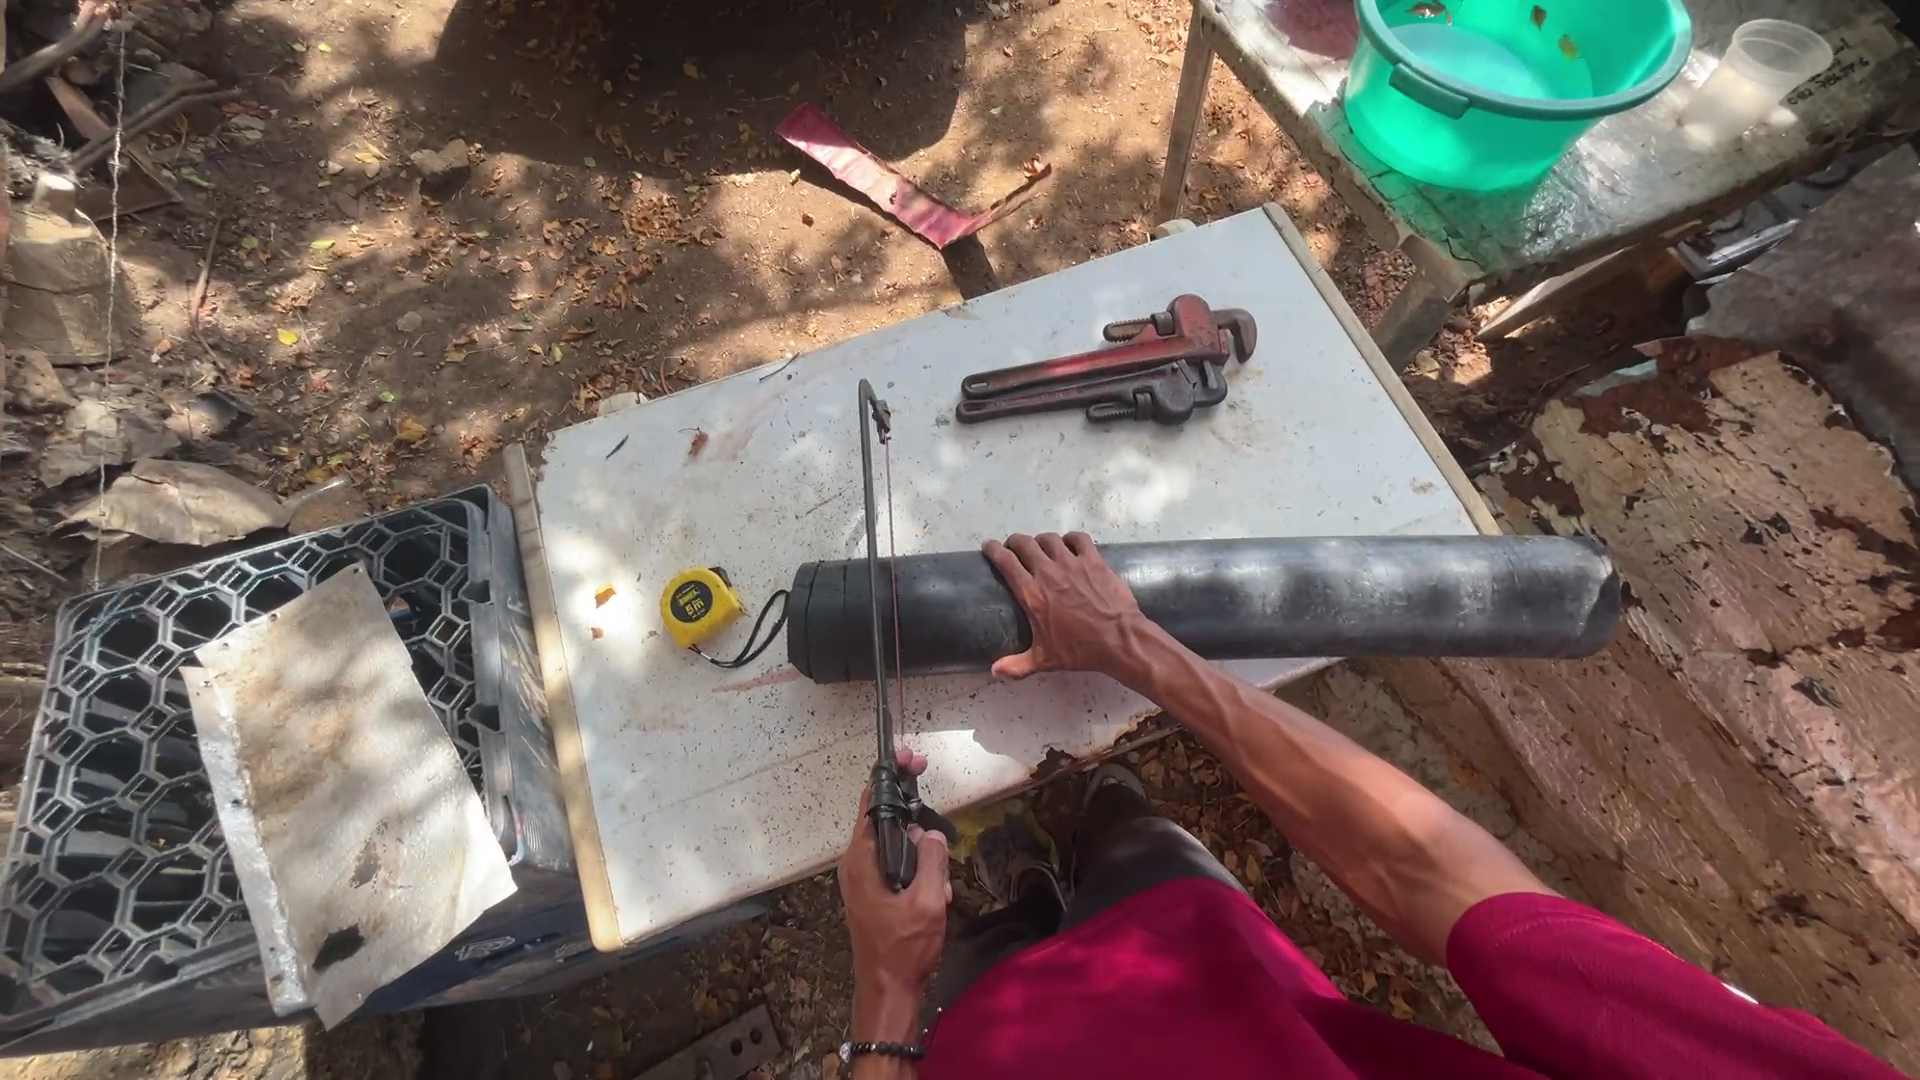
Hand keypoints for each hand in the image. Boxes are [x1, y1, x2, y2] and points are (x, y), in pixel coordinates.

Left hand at [838, 748, 950, 1027]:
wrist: (889, 995)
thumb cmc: (904, 949)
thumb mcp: (927, 902)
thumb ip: (931, 859)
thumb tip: (930, 829)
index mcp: (861, 860)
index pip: (872, 804)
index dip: (891, 777)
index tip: (910, 759)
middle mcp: (857, 864)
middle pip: (884, 819)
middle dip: (913, 813)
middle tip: (936, 811)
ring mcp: (864, 879)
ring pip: (895, 844)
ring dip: (921, 852)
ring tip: (938, 885)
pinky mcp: (875, 893)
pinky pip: (897, 865)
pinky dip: (918, 870)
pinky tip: (936, 894)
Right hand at [982, 532, 1146, 678]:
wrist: (1119, 639)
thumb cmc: (1080, 649)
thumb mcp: (1045, 659)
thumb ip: (1017, 665)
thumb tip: (994, 671)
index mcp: (1032, 593)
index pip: (1006, 561)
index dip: (994, 550)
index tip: (989, 546)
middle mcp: (1048, 572)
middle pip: (1024, 544)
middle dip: (1015, 542)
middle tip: (1014, 547)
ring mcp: (1072, 563)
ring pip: (1049, 539)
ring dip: (1041, 541)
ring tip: (1041, 547)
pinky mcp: (1093, 560)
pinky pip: (1078, 538)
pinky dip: (1071, 538)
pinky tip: (1070, 544)